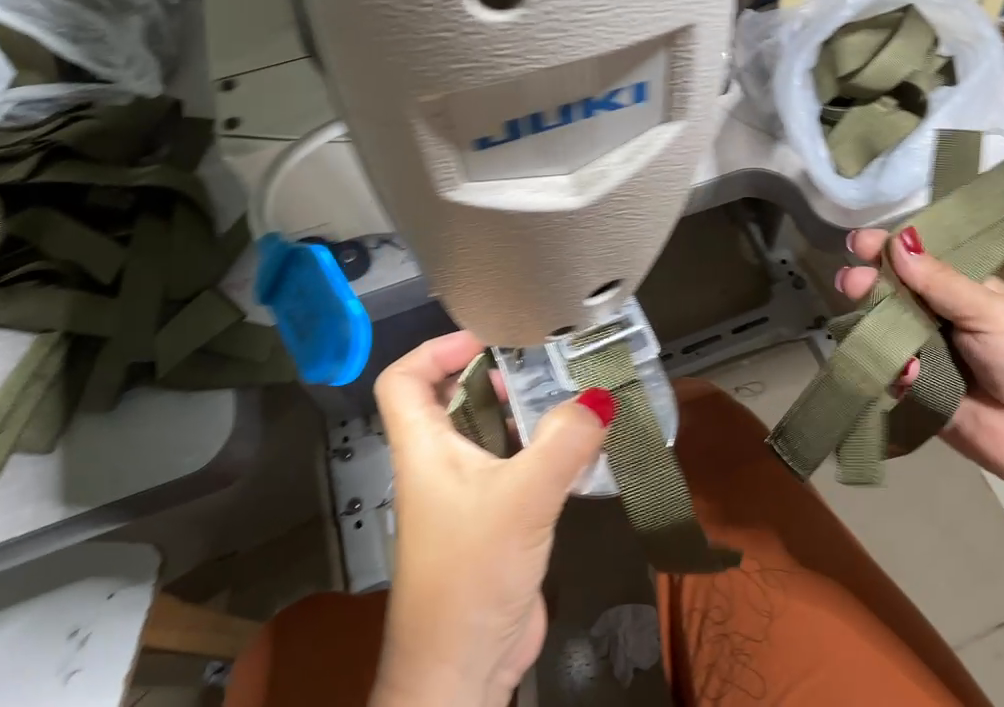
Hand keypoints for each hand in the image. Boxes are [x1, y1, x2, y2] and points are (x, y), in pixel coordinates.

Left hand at [370, 332, 612, 706]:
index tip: (486, 339)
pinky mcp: (494, 522)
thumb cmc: (472, 573)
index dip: (435, 349)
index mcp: (424, 448)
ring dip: (522, 414)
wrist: (462, 666)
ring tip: (567, 398)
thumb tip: (600, 398)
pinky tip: (577, 449)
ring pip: (488, 435)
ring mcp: (466, 495)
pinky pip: (513, 469)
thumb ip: (563, 444)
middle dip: (493, 376)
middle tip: (542, 365)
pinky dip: (540, 451)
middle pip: (451, 400)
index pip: (403, 379)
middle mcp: (439, 465)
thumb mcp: (522, 499)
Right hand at [837, 227, 1003, 496]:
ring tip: (853, 308)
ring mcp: (927, 357)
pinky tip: (875, 354)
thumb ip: (941, 282)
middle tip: (851, 280)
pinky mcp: (915, 393)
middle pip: (896, 295)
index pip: (921, 264)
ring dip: (867, 318)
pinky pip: (887, 371)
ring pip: (886, 330)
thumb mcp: (992, 313)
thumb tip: (899, 241)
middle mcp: (943, 321)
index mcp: (967, 294)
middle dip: (870, 282)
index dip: (892, 251)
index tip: (862, 242)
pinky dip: (878, 361)